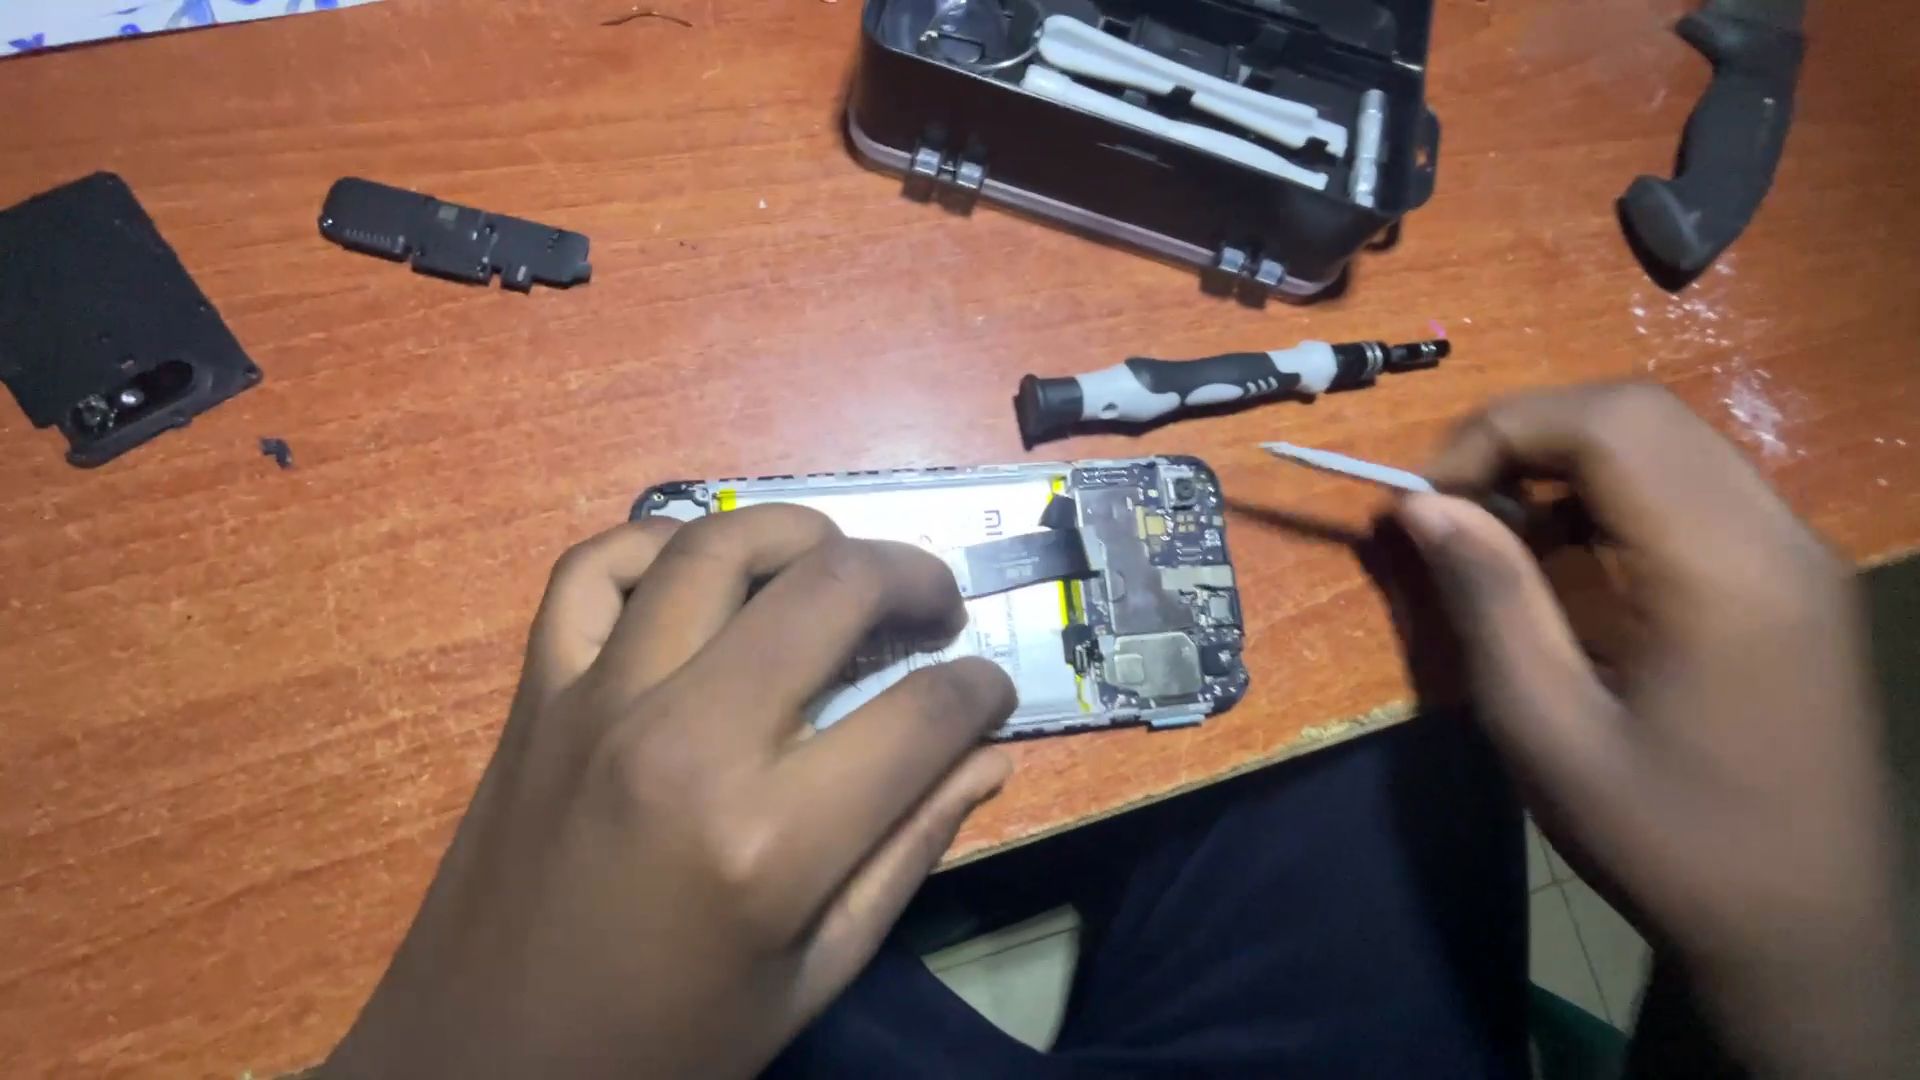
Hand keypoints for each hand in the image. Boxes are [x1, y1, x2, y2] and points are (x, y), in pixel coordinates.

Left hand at [325, 506, 1016, 1078]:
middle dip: (916, 576)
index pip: (923, 714)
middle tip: (938, 607)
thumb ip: (912, 849)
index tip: (989, 691)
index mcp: (770, 840)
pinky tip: (705, 574)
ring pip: (718, 547)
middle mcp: (687, 740)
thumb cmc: (664, 1047)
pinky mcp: (537, 693)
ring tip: (843, 563)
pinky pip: (594, 570)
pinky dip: (658, 546)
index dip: (981, 690)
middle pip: (833, 589)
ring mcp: (599, 700)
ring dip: (805, 534)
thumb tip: (990, 755)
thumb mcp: (815, 975)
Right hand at [1397, 384, 1898, 1079]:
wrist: (1801, 928)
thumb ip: (1487, 596)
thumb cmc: (1661, 834)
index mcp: (1724, 573)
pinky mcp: (1781, 577)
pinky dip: (1592, 495)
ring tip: (1488, 532)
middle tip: (1447, 507)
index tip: (1427, 500)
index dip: (1498, 434)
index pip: (1610, 425)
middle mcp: (1776, 538)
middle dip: (1517, 437)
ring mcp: (1790, 554)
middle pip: (1637, 413)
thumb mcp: (1541, 723)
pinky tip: (1554, 560)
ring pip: (1659, 440)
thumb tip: (1421, 504)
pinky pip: (1677, 487)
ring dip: (1551, 463)